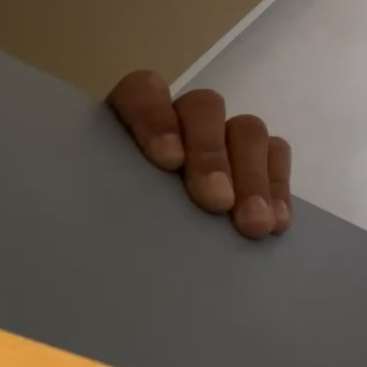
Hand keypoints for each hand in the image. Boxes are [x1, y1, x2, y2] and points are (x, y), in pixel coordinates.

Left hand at [107, 71, 291, 239]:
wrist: (137, 273)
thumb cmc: (103, 241)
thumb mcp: (94, 223)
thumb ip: (101, 215)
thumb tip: (89, 246)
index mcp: (126, 126)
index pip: (142, 92)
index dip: (155, 118)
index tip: (167, 162)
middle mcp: (179, 121)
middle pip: (204, 108)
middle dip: (212, 154)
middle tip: (217, 203)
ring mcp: (222, 135)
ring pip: (246, 129)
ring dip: (252, 175)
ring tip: (254, 225)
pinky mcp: (254, 156)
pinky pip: (276, 152)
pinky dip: (277, 186)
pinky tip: (277, 222)